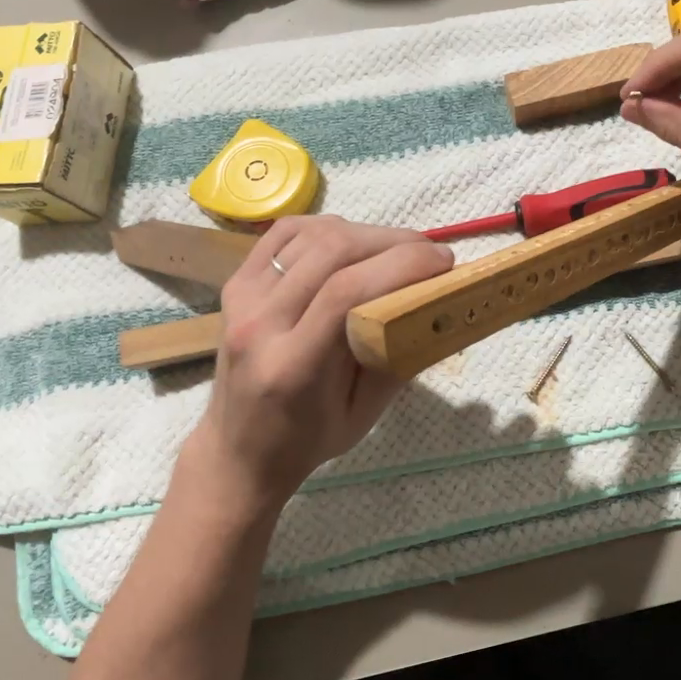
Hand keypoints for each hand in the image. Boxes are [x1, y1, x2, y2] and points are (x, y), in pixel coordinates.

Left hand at [183, 217, 452, 504]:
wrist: (239, 451)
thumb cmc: (309, 440)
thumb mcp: (364, 414)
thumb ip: (396, 356)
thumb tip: (436, 303)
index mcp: (294, 366)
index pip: (347, 292)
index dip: (401, 264)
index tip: (444, 262)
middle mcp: (260, 325)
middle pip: (331, 253)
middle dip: (391, 241)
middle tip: (429, 252)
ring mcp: (242, 300)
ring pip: (310, 236)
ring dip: (363, 232)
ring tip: (396, 249)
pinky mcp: (236, 286)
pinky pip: (284, 235)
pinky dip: (325, 228)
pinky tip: (352, 242)